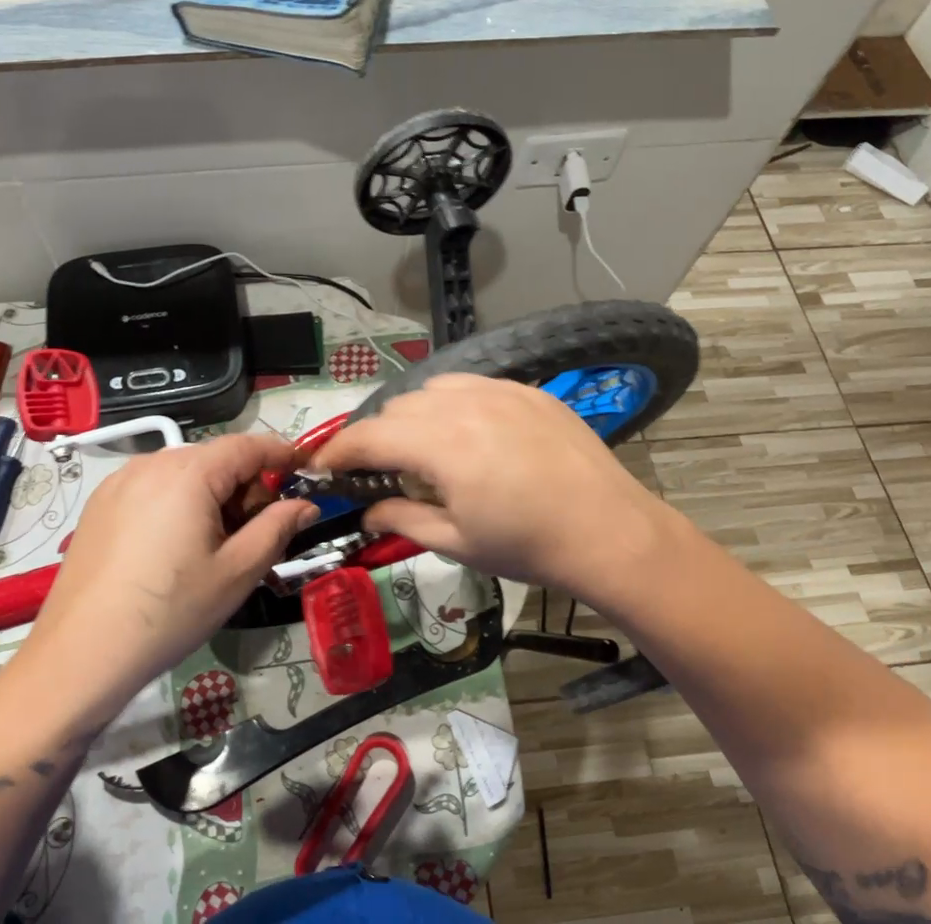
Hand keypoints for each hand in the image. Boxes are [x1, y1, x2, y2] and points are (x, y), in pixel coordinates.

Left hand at [30, 434, 318, 691]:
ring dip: (212, 496)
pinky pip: (153, 489)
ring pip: (183, 474)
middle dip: (246, 485)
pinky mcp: (99, 506)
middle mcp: (151, 465)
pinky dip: (178, 504)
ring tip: (217, 547)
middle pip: (214, 459)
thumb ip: (277, 528)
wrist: (82, 654)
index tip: (306, 469)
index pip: (248, 445)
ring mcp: (118, 483)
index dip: (282, 453)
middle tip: (259, 532)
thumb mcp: (237, 572)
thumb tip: (305, 505)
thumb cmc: (171, 611)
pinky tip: (175, 550)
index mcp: (188, 473)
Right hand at [312, 374, 677, 601]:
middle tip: (380, 472)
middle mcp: (464, 405)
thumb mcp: (456, 542)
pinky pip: (472, 385)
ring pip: (432, 389)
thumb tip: (366, 509)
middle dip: (376, 438)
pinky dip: (453, 404)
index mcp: (441, 445)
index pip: (368, 437)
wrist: (609, 531)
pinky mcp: (528, 391)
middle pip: (396, 409)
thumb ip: (401, 518)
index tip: (321, 467)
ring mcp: (500, 391)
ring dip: (414, 416)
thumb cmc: (528, 546)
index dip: (337, 451)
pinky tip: (468, 434)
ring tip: (426, 451)